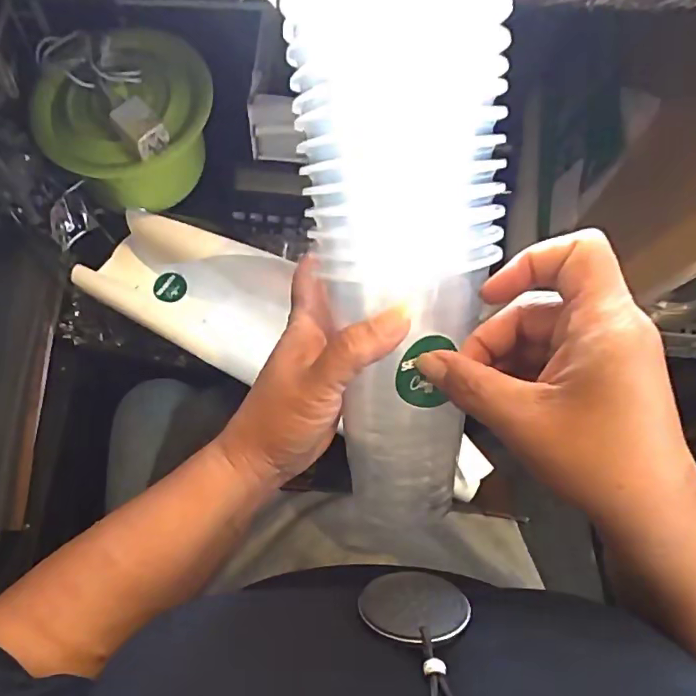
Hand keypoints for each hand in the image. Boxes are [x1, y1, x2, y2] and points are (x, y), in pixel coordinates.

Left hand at [216, 256, 409, 485]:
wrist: (264, 462)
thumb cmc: (281, 417)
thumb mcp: (318, 379)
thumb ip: (354, 348)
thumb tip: (402, 312)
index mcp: (306, 324)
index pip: (317, 274)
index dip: (339, 249)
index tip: (376, 233)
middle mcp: (319, 337)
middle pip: (348, 299)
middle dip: (377, 283)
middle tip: (423, 268)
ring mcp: (330, 364)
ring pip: (360, 331)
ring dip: (386, 320)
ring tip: (431, 304)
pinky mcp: (340, 388)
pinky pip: (366, 362)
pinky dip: (386, 355)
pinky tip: (414, 353)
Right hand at [414, 230, 695, 546]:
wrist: (650, 509)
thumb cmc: (597, 460)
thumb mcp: (521, 419)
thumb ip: (468, 385)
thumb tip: (426, 362)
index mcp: (604, 321)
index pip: (575, 252)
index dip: (526, 263)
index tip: (486, 300)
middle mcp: (614, 328)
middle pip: (543, 306)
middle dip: (497, 337)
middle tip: (464, 378)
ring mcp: (613, 356)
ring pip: (547, 338)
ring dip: (506, 362)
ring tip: (479, 398)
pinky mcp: (609, 381)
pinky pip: (559, 362)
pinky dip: (526, 377)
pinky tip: (503, 406)